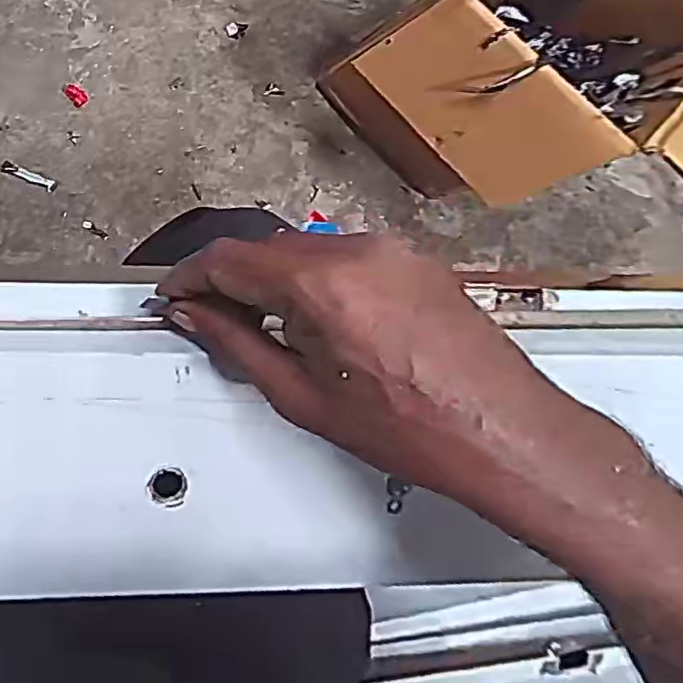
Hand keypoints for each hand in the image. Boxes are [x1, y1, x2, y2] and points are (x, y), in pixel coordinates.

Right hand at [157, 232, 617, 512]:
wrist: (506, 435)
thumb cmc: (419, 428)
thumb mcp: (301, 395)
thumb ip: (235, 343)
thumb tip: (197, 316)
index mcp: (323, 286)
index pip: (227, 258)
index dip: (188, 276)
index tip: (175, 293)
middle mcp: (355, 252)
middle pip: (259, 248)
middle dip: (224, 278)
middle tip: (207, 314)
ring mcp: (386, 249)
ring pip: (295, 247)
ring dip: (265, 276)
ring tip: (258, 320)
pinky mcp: (405, 256)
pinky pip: (334, 252)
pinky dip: (305, 275)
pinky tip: (306, 312)